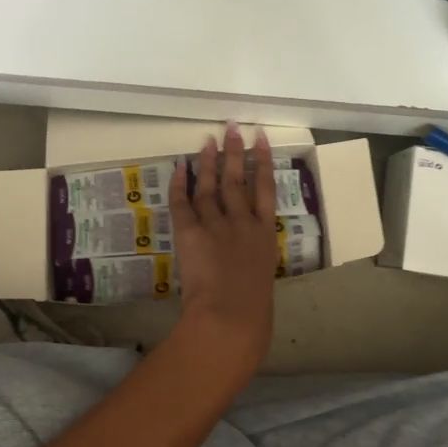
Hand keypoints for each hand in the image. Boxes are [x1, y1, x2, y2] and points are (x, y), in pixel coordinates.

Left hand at [167, 123, 278, 382]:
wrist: (231, 317)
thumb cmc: (253, 315)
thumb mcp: (262, 287)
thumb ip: (254, 269)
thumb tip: (247, 270)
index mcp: (266, 237)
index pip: (267, 191)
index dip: (263, 163)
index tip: (261, 140)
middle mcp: (243, 224)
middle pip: (238, 181)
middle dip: (235, 153)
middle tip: (232, 129)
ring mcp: (217, 225)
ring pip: (211, 187)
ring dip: (210, 162)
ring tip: (209, 140)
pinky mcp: (191, 233)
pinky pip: (183, 203)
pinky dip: (180, 184)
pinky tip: (180, 166)